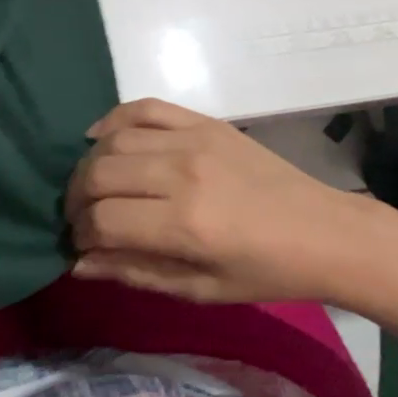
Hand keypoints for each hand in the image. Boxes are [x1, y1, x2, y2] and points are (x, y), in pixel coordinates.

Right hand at [66, 99, 377, 304]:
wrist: (321, 230)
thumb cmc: (264, 272)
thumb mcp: (200, 289)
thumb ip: (135, 272)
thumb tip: (78, 262)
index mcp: (186, 225)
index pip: (103, 220)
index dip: (80, 234)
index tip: (79, 245)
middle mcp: (182, 174)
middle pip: (99, 173)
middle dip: (75, 197)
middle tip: (79, 215)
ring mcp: (192, 139)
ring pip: (114, 138)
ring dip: (89, 162)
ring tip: (91, 183)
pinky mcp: (203, 120)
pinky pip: (143, 107)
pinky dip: (113, 119)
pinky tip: (99, 136)